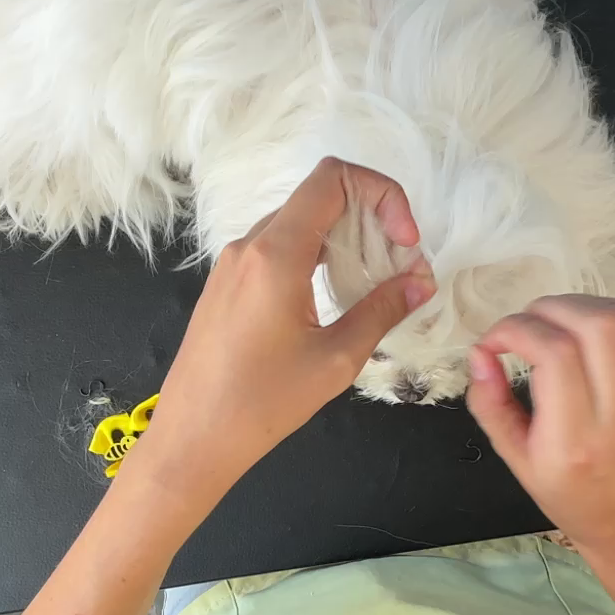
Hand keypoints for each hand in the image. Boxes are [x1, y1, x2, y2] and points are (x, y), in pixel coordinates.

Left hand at [129, 157, 434, 500]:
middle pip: (318, 198)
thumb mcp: (335, 359)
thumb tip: (421, 281)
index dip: (382, 194)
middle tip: (397, 269)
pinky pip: (276, 251)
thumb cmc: (263, 403)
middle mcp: (249, 246)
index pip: (333, 177)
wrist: (193, 437)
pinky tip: (329, 300)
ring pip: (298, 225)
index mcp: (276, 253)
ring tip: (369, 287)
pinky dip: (313, 259)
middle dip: (369, 221)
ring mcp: (232, 265)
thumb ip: (382, 310)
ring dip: (342, 242)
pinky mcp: (225, 286)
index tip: (404, 242)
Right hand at [466, 296, 614, 559]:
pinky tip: (574, 333)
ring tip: (545, 325)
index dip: (515, 332)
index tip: (491, 344)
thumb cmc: (566, 495)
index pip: (554, 355)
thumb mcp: (513, 457)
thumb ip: (490, 404)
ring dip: (574, 305)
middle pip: (594, 325)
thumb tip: (478, 354)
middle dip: (545, 309)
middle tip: (519, 329)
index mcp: (574, 438)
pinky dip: (597, 314)